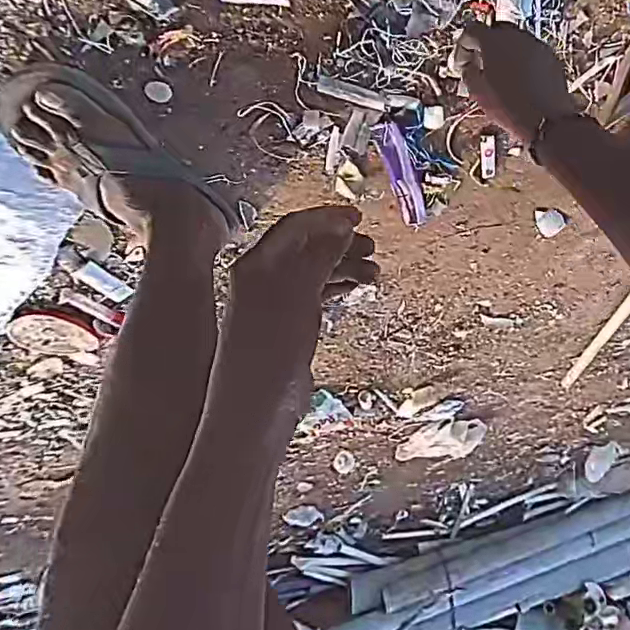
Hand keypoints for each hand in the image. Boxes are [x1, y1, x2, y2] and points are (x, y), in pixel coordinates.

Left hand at [224, 206, 377, 379]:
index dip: (327, 219)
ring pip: (314, 270)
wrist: (256, 410)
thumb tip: (342, 226)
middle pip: (306, 247)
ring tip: (373, 272)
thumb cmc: (274, 348)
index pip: (295, 227)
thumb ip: (320, 257)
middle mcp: (263, 278)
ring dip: (343, 265)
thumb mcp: (300, 295)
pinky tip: (357, 288)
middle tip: (372, 246)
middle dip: (340, 242)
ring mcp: (275, 302)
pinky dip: (337, 286)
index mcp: (257, 265)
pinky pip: (316, 292)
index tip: (359, 218)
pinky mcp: (287, 324)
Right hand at [451, 21, 581, 140]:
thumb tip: (468, 65)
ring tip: (498, 76)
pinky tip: (517, 81)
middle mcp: (516, 36)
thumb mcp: (477, 91)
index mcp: (494, 41)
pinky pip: (529, 52)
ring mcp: (536, 45)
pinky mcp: (550, 57)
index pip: (471, 30)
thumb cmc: (511, 107)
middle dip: (484, 47)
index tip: (461, 64)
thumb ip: (468, 70)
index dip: (462, 48)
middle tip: (478, 66)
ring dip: (503, 53)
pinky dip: (520, 61)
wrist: (546, 121)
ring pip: (513, 41)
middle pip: (493, 32)